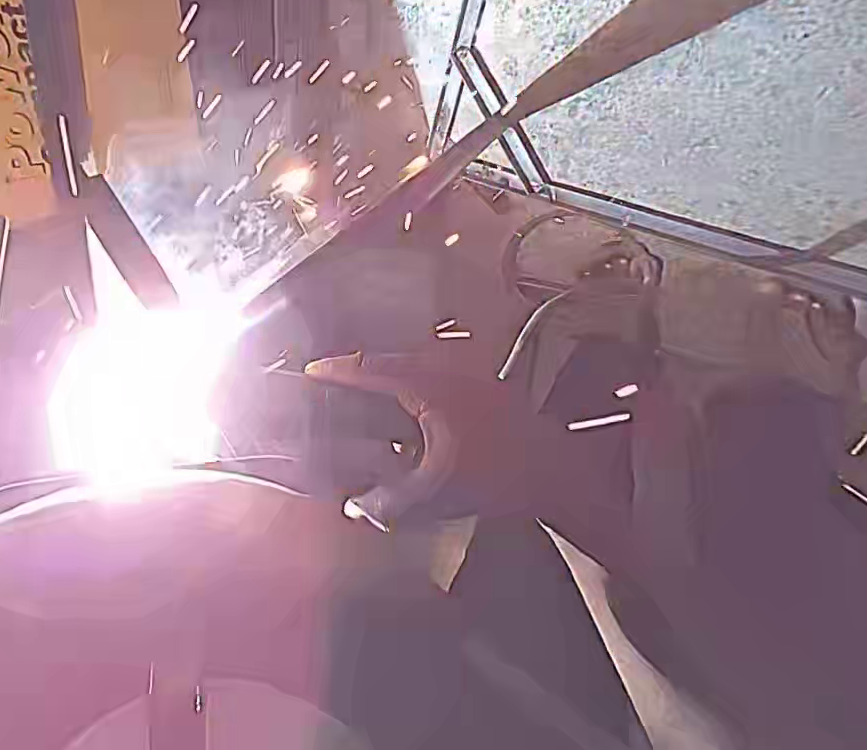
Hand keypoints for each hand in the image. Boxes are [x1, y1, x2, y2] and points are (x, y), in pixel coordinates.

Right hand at [302, 353, 631, 560]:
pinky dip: (410, 380)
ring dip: (386, 372)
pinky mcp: (480, 380)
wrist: (554, 467)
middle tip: (334, 380)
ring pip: (413, 363)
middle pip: (389, 359)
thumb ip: (391, 502)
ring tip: (364, 388)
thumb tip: (355, 508)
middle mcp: (444, 367)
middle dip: (358, 368)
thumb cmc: (496, 473)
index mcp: (427, 383)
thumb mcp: (437, 491)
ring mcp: (465, 370)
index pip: (371, 369)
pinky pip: (432, 371)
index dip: (339, 370)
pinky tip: (408, 404)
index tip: (312, 371)